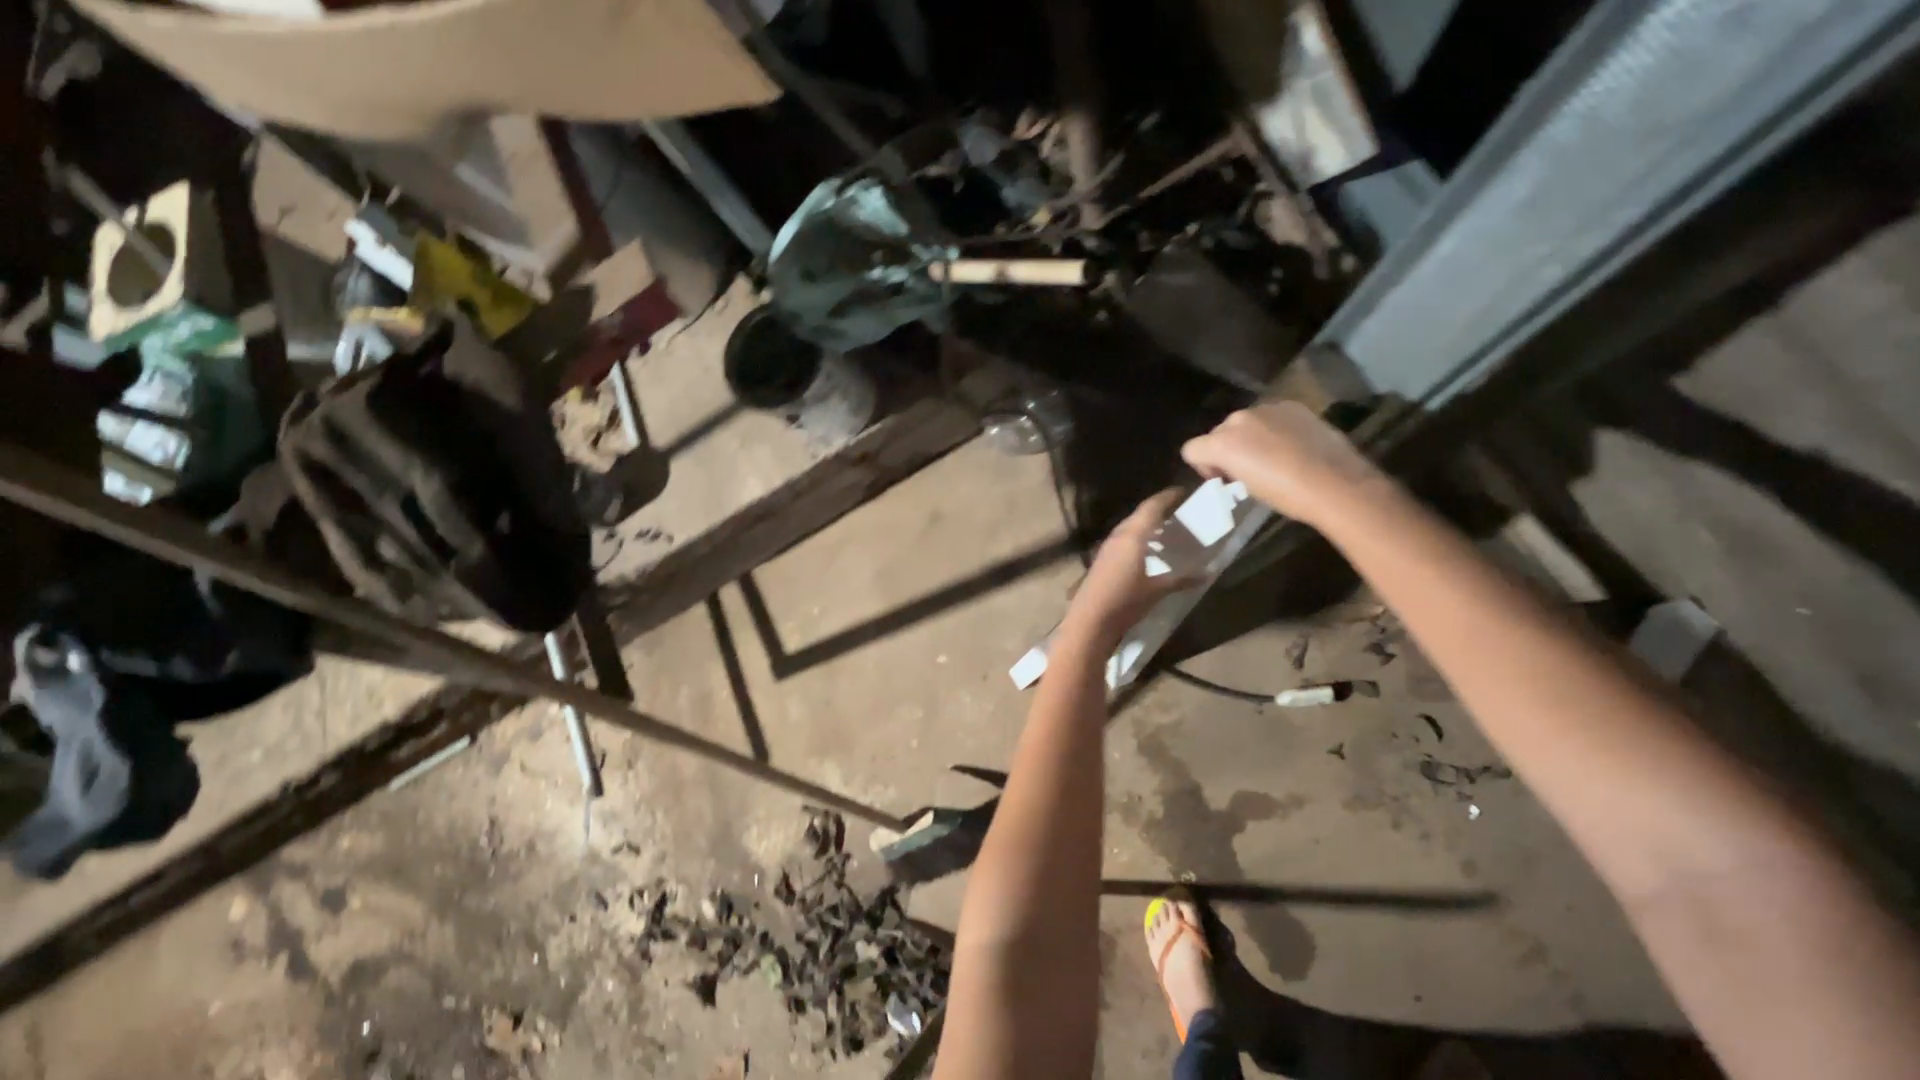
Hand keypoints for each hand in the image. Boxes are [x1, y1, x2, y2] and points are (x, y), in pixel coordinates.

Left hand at [1060, 489, 1198, 648]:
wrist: (1090, 621)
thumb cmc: (1126, 602)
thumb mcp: (1158, 591)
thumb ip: (1182, 579)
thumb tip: (1207, 573)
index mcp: (1133, 536)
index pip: (1152, 507)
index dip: (1167, 497)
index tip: (1182, 491)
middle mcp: (1118, 536)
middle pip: (1139, 515)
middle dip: (1158, 510)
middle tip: (1178, 512)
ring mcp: (1107, 547)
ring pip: (1130, 527)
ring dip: (1147, 525)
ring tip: (1167, 530)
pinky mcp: (1102, 560)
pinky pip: (1123, 540)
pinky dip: (1138, 538)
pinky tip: (1148, 551)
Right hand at [1180, 401, 1381, 526]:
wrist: (1335, 484)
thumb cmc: (1287, 495)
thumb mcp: (1249, 488)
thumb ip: (1232, 469)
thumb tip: (1237, 466)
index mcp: (1223, 442)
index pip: (1192, 449)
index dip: (1203, 467)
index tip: (1223, 481)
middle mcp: (1239, 419)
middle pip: (1219, 432)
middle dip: (1227, 448)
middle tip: (1248, 471)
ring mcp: (1268, 409)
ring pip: (1245, 422)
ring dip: (1251, 437)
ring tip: (1273, 458)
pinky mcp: (1293, 406)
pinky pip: (1271, 416)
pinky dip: (1274, 428)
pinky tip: (1293, 447)